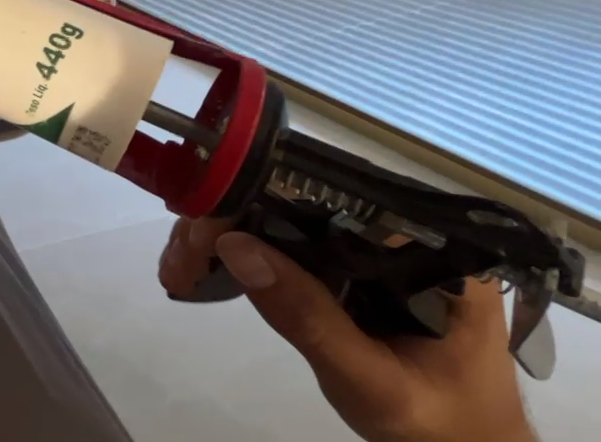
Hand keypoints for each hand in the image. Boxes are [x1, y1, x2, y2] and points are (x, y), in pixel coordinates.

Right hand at [160, 218, 533, 441]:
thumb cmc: (441, 429)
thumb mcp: (375, 384)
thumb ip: (311, 319)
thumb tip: (233, 245)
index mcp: (426, 251)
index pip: (323, 200)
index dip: (251, 203)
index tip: (202, 234)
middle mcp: (395, 236)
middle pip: (287, 204)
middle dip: (221, 224)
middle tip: (178, 261)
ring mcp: (365, 250)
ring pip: (272, 219)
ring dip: (216, 238)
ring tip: (177, 270)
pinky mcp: (341, 267)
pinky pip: (277, 244)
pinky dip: (231, 254)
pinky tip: (197, 269)